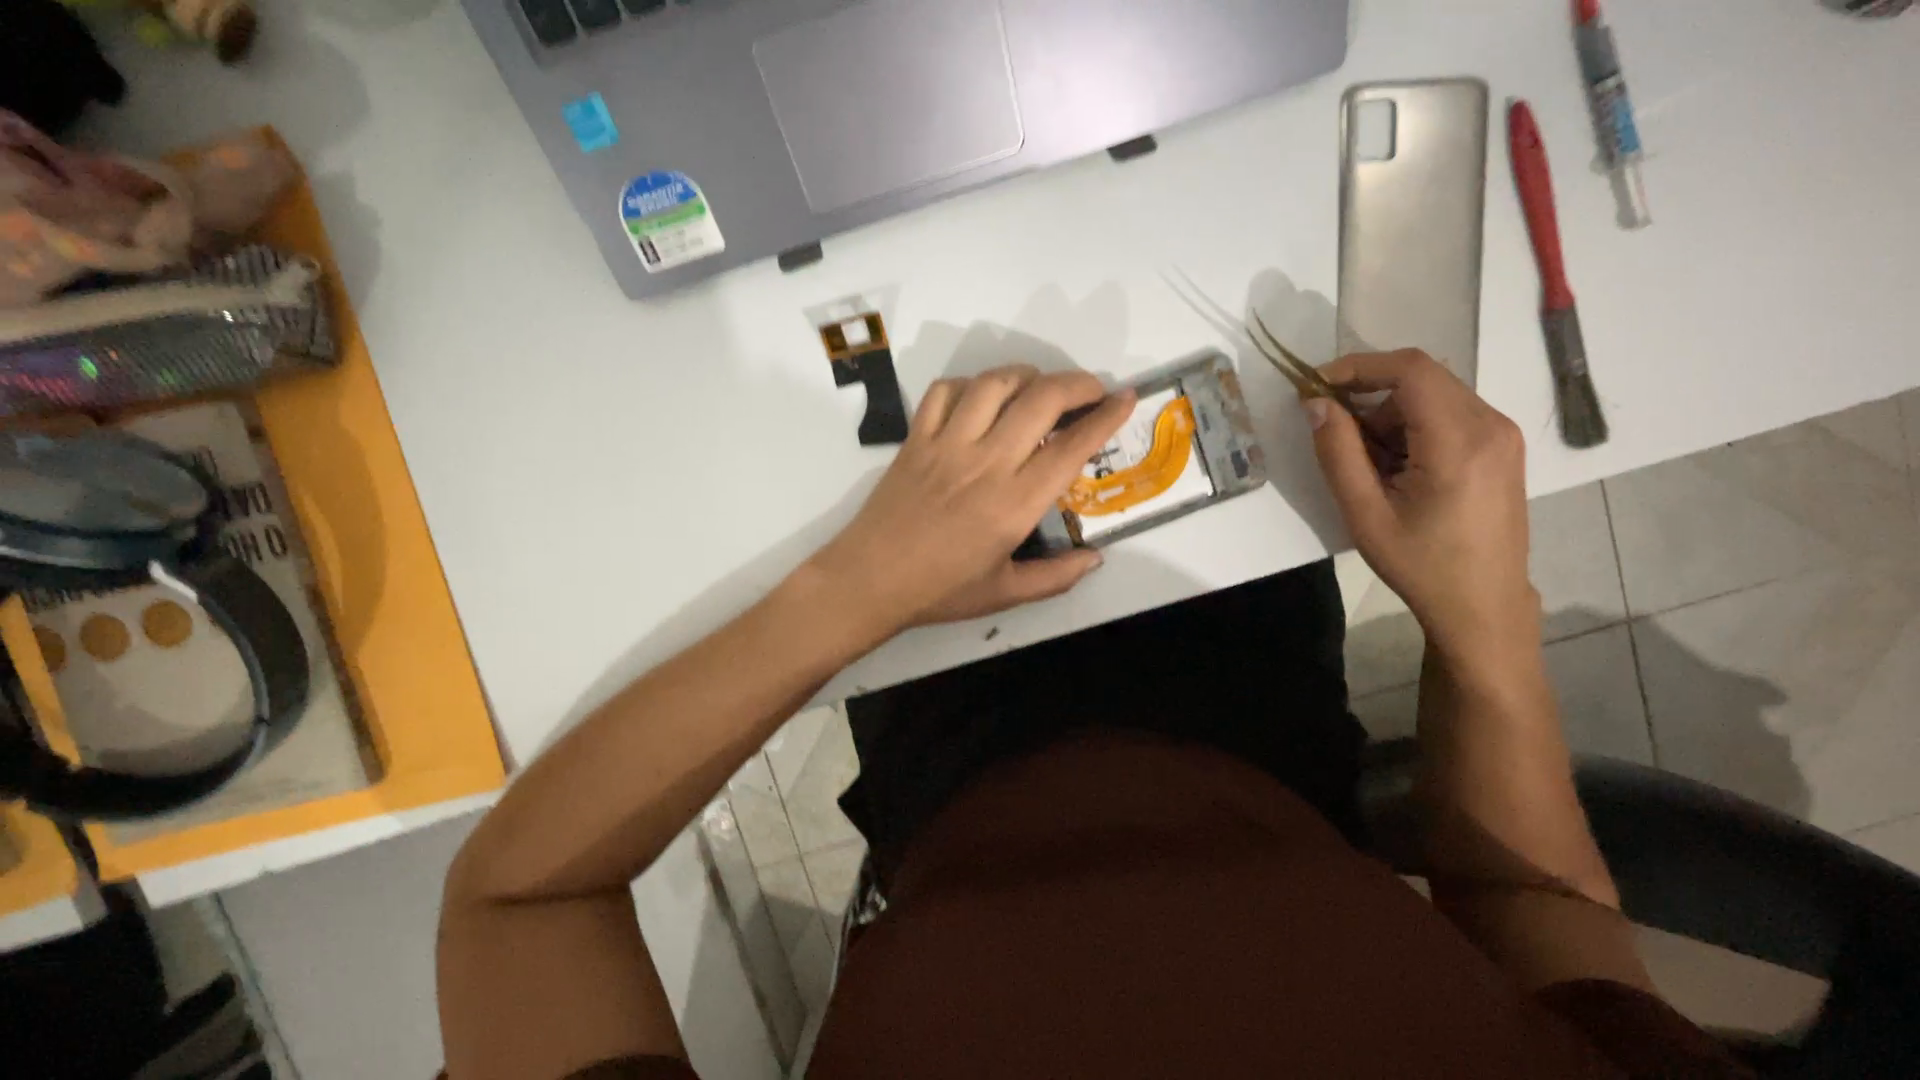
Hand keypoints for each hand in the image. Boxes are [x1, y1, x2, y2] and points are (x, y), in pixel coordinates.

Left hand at [807, 365, 1134, 633]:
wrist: (868, 581)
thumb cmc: (940, 591)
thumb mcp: (1005, 593)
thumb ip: (1056, 577)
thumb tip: (1096, 559)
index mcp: (1014, 503)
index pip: (1071, 447)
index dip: (1105, 417)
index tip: (1126, 398)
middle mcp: (986, 463)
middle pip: (1040, 399)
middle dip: (1077, 384)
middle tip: (1092, 390)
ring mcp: (947, 444)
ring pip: (994, 384)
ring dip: (1026, 375)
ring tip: (1040, 387)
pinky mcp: (916, 439)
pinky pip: (944, 391)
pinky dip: (970, 384)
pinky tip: (982, 398)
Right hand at [1306, 350, 1538, 665]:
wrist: (1482, 604)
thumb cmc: (1421, 565)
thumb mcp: (1365, 514)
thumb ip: (1338, 452)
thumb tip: (1315, 404)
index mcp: (1459, 442)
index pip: (1410, 370)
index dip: (1359, 366)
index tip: (1317, 385)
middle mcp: (1490, 425)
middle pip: (1422, 378)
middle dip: (1370, 393)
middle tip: (1335, 430)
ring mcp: (1502, 435)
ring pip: (1435, 394)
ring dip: (1391, 414)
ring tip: (1368, 462)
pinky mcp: (1502, 447)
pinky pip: (1450, 413)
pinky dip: (1413, 426)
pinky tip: (1397, 466)